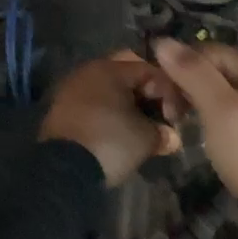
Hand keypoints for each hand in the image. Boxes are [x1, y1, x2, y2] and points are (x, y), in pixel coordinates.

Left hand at [39, 52, 183, 185]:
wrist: (63, 170)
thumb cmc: (110, 143)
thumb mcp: (145, 138)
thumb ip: (162, 132)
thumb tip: (172, 137)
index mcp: (109, 68)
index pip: (149, 70)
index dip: (168, 92)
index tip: (175, 118)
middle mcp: (88, 71)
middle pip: (127, 75)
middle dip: (147, 94)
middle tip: (160, 115)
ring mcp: (71, 90)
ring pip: (108, 89)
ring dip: (127, 104)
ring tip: (141, 126)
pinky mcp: (61, 110)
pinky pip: (93, 103)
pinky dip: (109, 112)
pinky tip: (119, 131)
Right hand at [152, 38, 237, 234]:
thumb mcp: (221, 112)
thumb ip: (193, 74)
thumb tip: (162, 41)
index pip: (205, 51)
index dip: (179, 69)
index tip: (162, 100)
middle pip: (211, 68)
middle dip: (185, 86)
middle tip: (170, 116)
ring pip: (216, 89)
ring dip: (193, 102)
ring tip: (178, 124)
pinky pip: (226, 108)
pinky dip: (208, 116)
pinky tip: (199, 133)